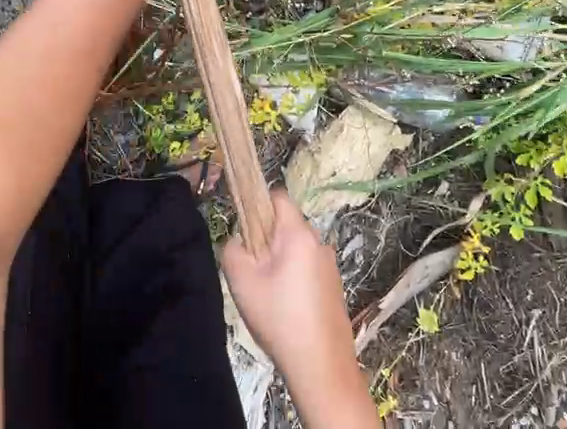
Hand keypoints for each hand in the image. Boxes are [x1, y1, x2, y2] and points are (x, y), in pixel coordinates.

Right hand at [222, 191, 377, 428]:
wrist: (322, 368)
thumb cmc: (279, 318)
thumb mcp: (241, 280)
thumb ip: (232, 248)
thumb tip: (239, 240)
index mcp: (299, 234)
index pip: (277, 197)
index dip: (256, 204)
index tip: (244, 230)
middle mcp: (319, 243)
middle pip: (285, 225)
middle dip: (265, 240)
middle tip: (252, 270)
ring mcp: (330, 267)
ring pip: (295, 250)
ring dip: (279, 262)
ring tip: (267, 294)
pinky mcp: (334, 288)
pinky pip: (306, 270)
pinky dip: (293, 280)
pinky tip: (285, 310)